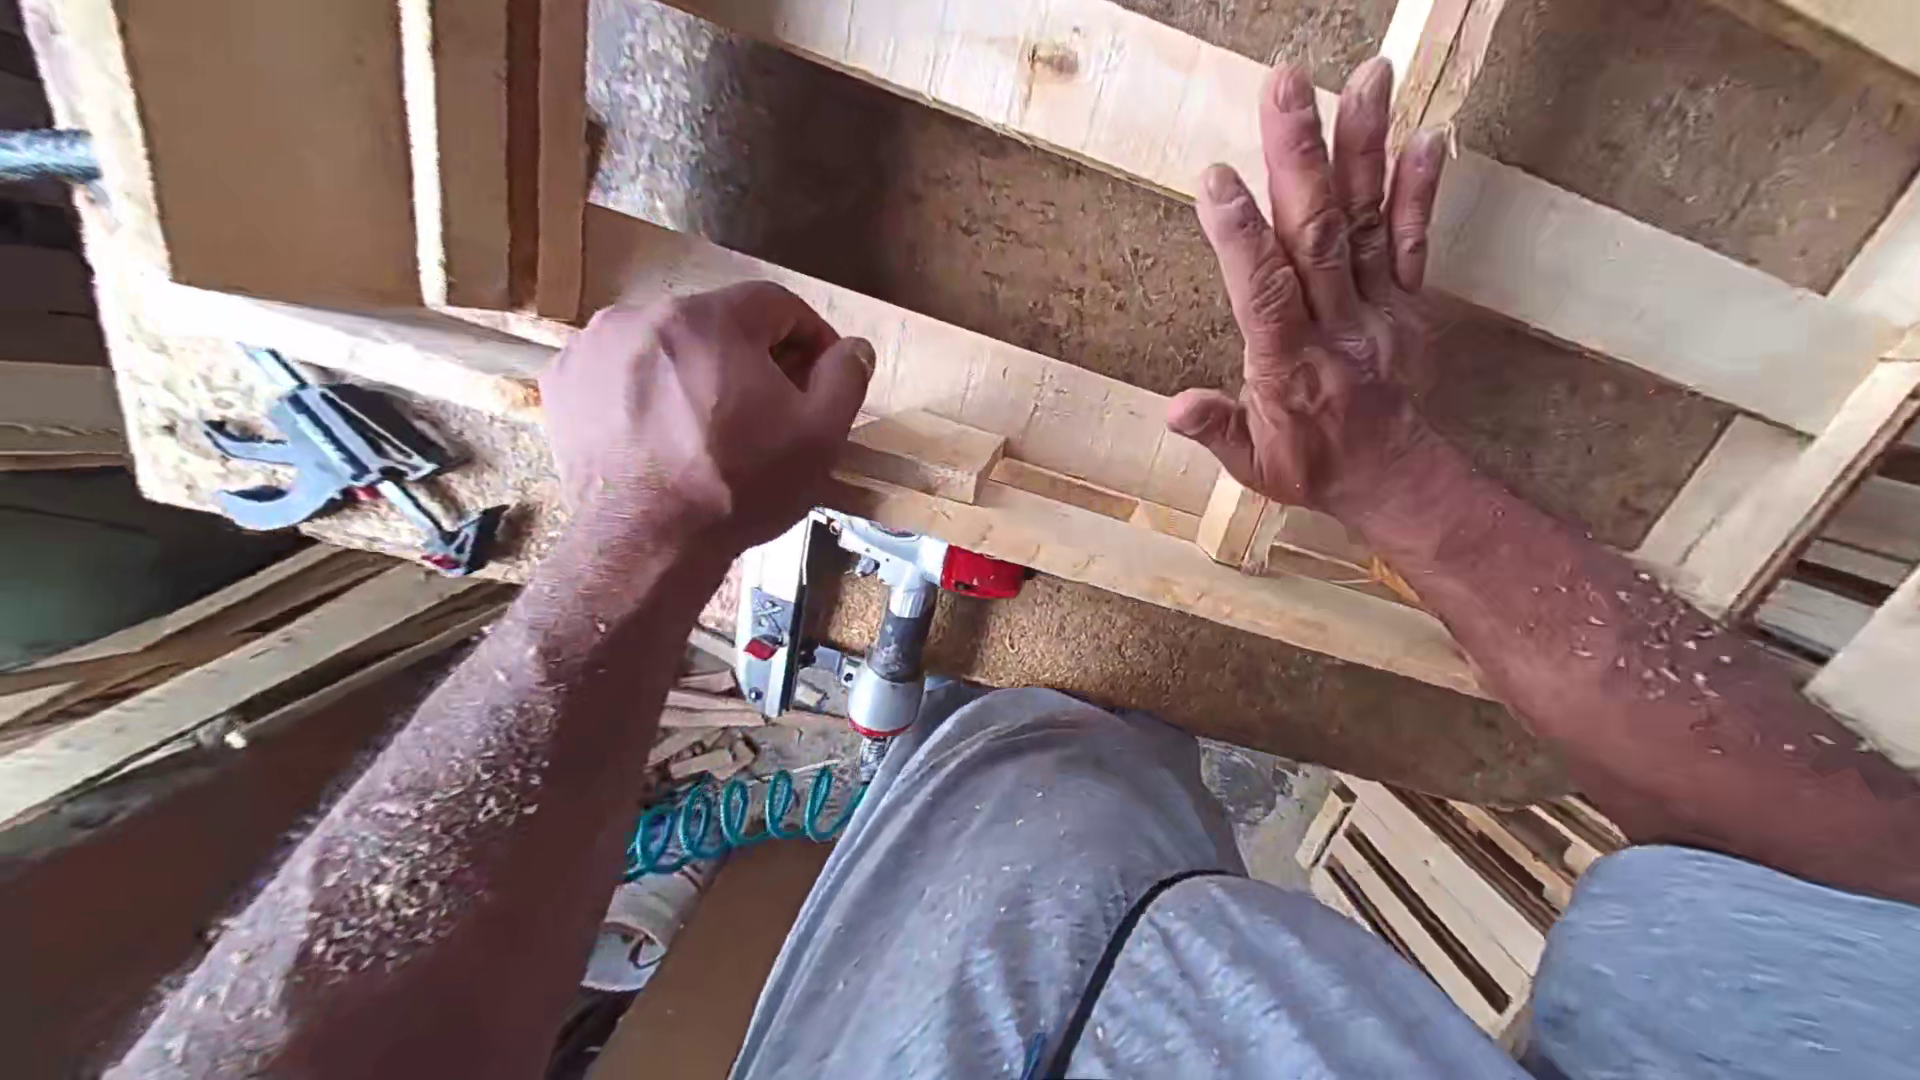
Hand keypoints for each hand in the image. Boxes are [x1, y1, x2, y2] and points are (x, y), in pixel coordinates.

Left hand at [539, 282, 872, 554]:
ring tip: (714, 426)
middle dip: (755, 358)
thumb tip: (854, 347)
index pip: (777, 303)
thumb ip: (845, 378)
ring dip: (701, 372)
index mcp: (711, 319)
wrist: (644, 544)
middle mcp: (644, 315)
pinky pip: (625, 371)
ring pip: (670, 346)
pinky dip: (651, 390)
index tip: (820, 375)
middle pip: (721, 323)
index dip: (810, 335)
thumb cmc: (740, 486)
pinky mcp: (563, 384)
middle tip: (772, 409)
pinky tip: (665, 433)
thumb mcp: (818, 437)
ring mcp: (595, 348)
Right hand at [1168, 59, 1449, 523]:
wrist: (1392, 477)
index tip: (1218, 179)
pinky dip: (1418, 192)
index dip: (1240, 236)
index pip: (1261, 291)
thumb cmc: (1309, 468)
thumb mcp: (1249, 465)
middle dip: (1298, 158)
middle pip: (1314, 234)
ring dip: (1362, 149)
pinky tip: (1427, 138)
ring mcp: (1377, 310)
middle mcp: (1335, 327)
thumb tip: (1175, 410)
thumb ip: (1217, 430)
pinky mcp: (1407, 305)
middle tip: (1285, 87)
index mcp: (1288, 364)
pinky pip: (1412, 244)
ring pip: (1363, 223)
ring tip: (1363, 79)